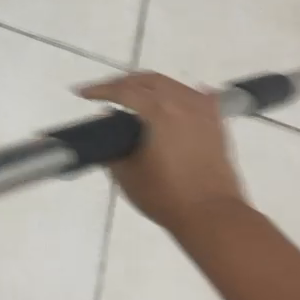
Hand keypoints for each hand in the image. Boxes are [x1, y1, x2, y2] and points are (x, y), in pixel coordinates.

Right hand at [79, 72, 247, 234]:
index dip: (99, 90)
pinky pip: (200, 99)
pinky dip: (184, 93)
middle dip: (123, 82)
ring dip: (150, 85)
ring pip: (173, 85)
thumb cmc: (166, 196)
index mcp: (158, 111)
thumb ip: (111, 144)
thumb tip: (108, 121)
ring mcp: (203, 115)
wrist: (215, 219)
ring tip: (135, 94)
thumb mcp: (126, 172)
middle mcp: (182, 105)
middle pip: (148, 81)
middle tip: (105, 92)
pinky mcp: (218, 129)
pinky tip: (178, 96)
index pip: (122, 90)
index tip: (81, 93)